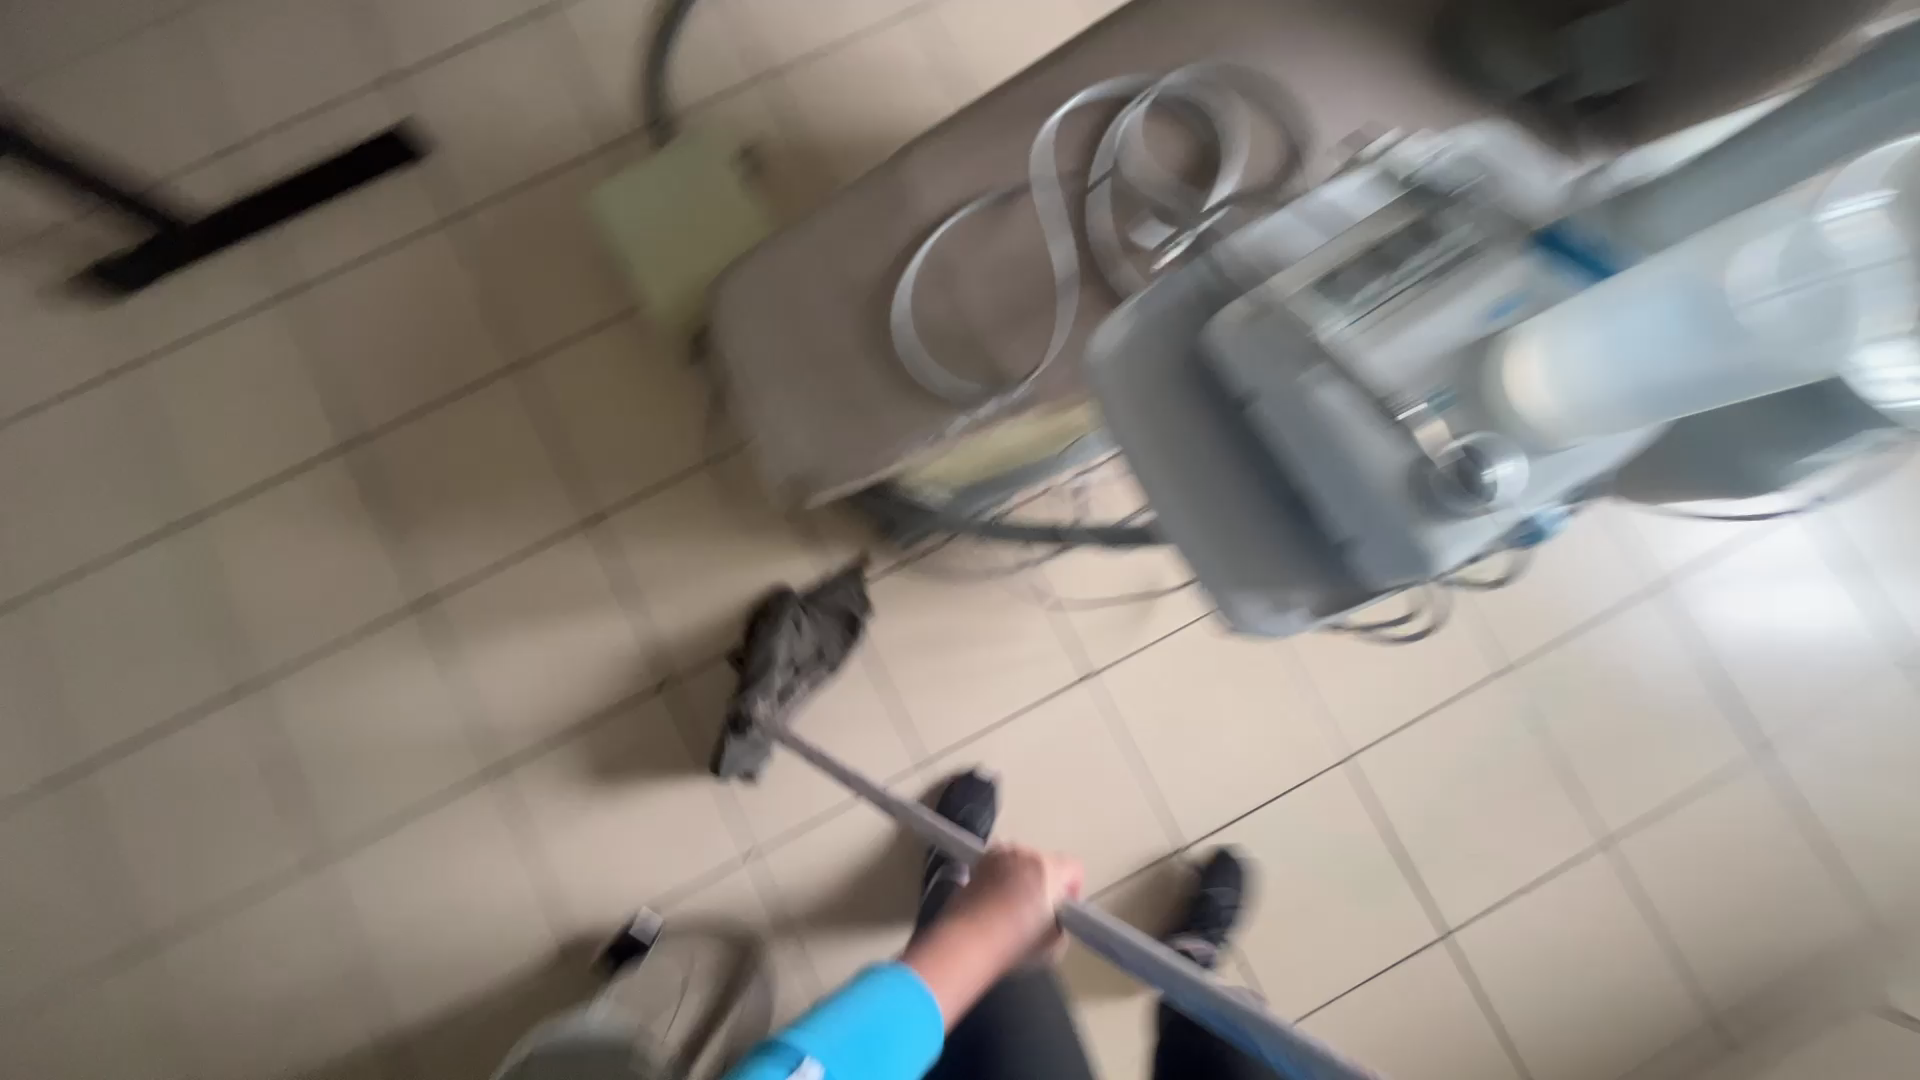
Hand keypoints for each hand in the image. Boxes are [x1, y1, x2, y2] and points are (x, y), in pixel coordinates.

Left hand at [943, 844, 1085, 962]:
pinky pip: (999, 864)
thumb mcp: (1055, 943)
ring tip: (1015, 904)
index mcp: (1048, 868)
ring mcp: (998, 854)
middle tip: (1039, 910)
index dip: (1074, 887)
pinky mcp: (978, 862)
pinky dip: (1002, 876)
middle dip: (1047, 881)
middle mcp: (1024, 853)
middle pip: (1045, 862)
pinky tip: (995, 900)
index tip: (1066, 908)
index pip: (1074, 867)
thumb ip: (1062, 922)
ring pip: (1020, 861)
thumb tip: (1056, 917)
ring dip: (1023, 876)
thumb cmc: (1016, 943)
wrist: (967, 941)